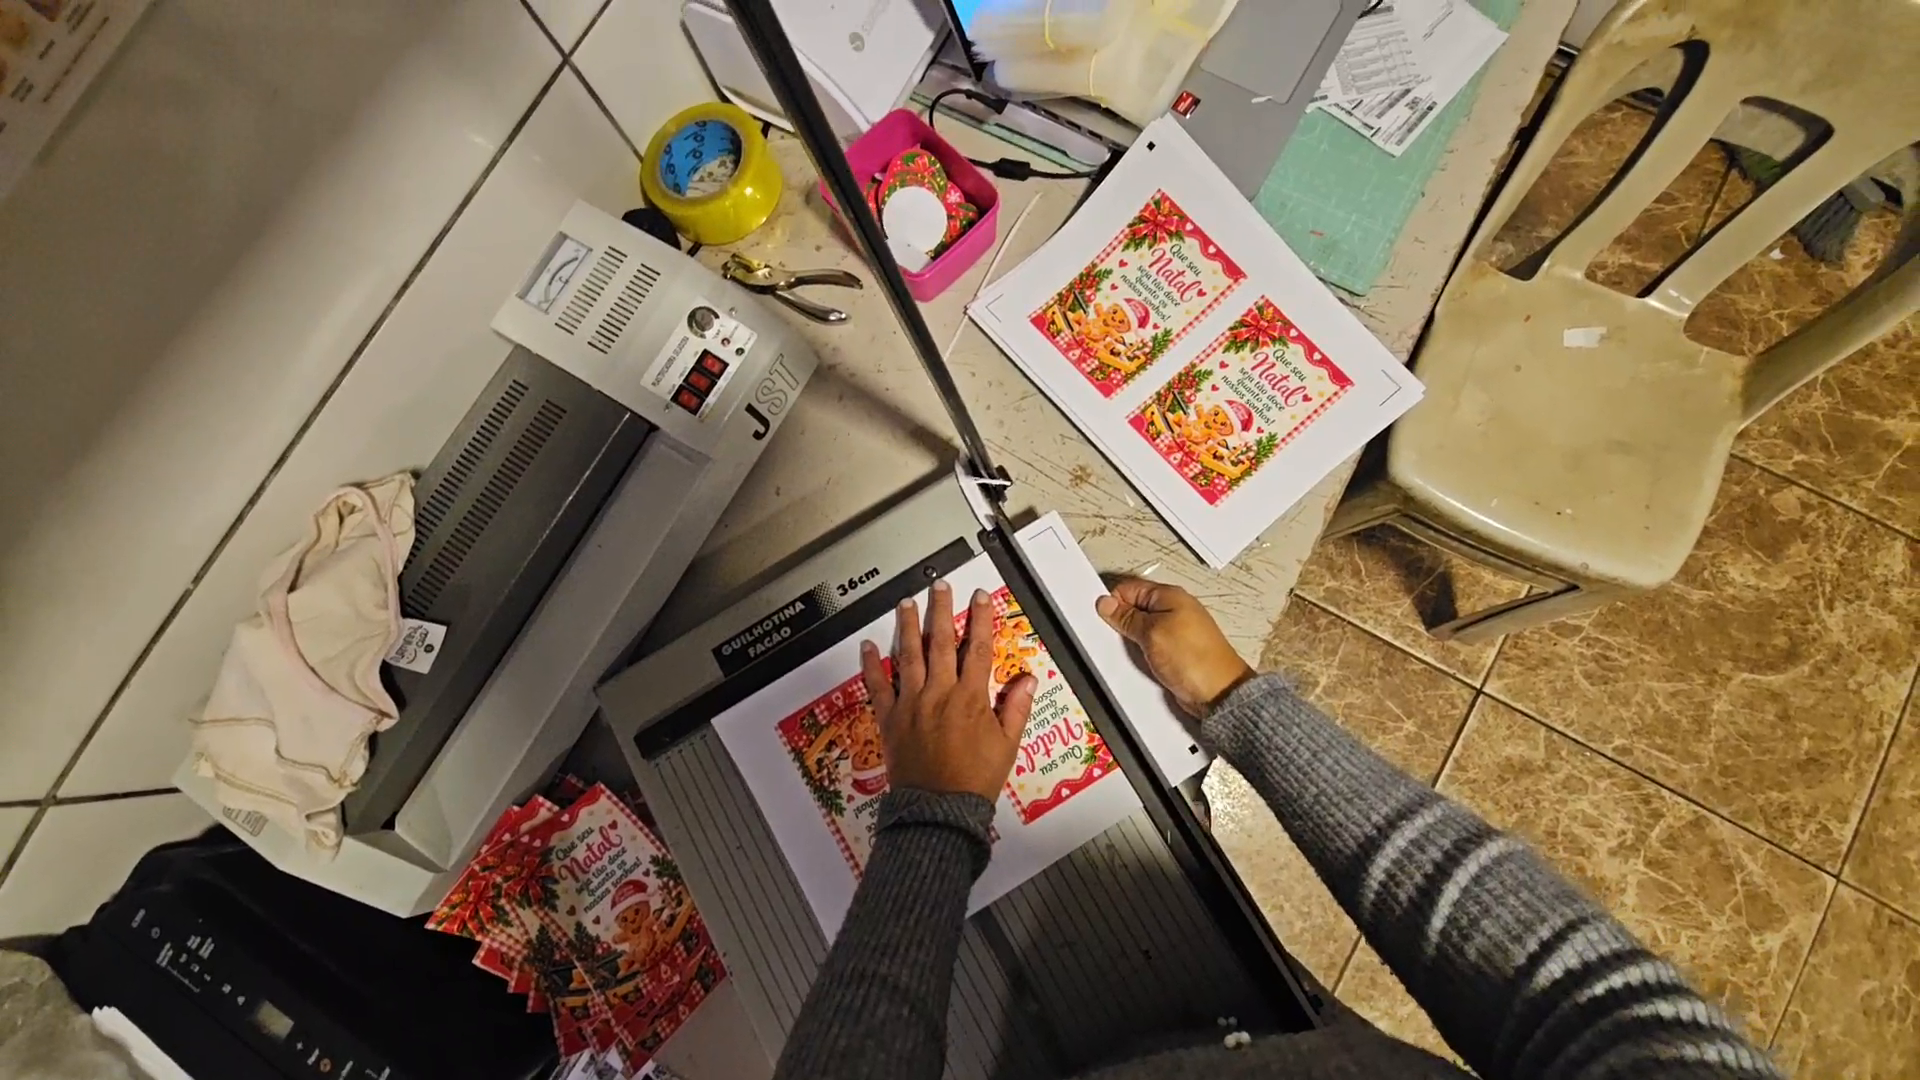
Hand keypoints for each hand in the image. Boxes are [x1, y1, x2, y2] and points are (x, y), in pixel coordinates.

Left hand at [861, 580, 1038, 801]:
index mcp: (971, 698)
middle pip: (941, 643)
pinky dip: (871, 665)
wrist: (939, 810)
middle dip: (942, 611)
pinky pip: (878, 687)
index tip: (979, 597)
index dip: (980, 620)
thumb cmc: (975, 780)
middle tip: (940, 587)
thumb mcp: (1006, 745)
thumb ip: (1016, 708)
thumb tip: (1028, 678)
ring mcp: (912, 704)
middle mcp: (940, 693)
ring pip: (909, 656)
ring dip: (908, 626)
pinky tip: (867, 646)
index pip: (978, 649)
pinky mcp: (890, 719)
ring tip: (907, 603)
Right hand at [1096, 578, 1252, 717]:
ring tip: (1137, 653)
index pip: (1129, 588)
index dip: (1113, 602)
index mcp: (1170, 596)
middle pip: (1134, 609)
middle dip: (1122, 623)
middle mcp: (1173, 611)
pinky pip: (1148, 647)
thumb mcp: (1152, 633)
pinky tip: (1143, 663)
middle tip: (1123, 637)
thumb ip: (1127, 617)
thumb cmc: (1196, 660)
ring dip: (1132, 642)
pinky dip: (1141, 655)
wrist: (1219, 693)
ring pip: (1139, 630)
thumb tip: (1107, 604)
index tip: (1106, 618)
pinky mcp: (1174, 652)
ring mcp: (1174, 632)